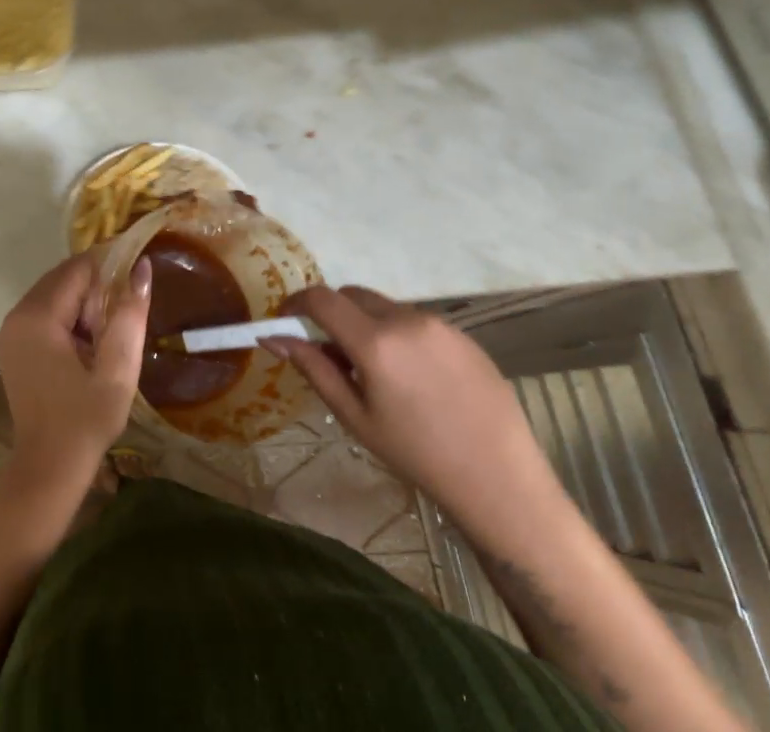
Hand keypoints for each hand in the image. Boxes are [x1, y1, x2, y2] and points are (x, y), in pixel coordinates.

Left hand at [0, 254, 151, 481]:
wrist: (49, 465)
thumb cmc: (86, 419)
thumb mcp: (118, 368)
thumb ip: (129, 315)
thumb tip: (141, 268)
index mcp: (37, 317)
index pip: (77, 270)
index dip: (109, 274)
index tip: (133, 294)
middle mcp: (16, 316)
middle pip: (61, 279)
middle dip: (94, 293)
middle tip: (119, 326)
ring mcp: (9, 332)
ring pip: (52, 297)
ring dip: (82, 308)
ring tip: (104, 343)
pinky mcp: (12, 347)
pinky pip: (42, 316)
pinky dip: (67, 322)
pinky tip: (85, 353)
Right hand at [260, 285, 567, 532]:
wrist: (496, 474)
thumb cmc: (414, 451)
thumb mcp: (354, 414)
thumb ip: (313, 368)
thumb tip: (273, 338)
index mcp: (375, 341)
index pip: (322, 299)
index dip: (296, 302)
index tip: (285, 319)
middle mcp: (407, 320)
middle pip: (353, 295)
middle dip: (331, 312)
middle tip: (327, 351)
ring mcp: (440, 325)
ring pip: (386, 308)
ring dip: (365, 324)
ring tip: (373, 371)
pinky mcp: (464, 336)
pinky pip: (416, 322)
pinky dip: (397, 335)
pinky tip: (410, 378)